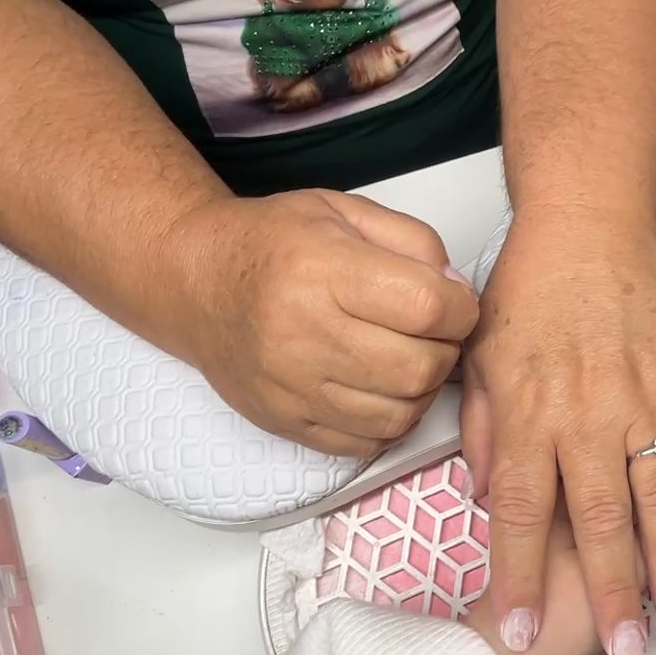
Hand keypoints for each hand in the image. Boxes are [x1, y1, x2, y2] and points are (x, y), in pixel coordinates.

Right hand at [162, 191, 479, 457]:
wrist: (194, 280)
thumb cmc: (273, 242)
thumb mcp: (346, 211)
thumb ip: (415, 243)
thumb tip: (459, 295)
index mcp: (320, 270)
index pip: (426, 307)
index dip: (461, 308)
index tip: (454, 302)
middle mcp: (301, 333)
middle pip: (420, 368)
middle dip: (446, 350)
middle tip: (432, 332)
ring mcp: (290, 386)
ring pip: (400, 413)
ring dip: (422, 389)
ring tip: (406, 357)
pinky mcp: (284, 421)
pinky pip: (366, 443)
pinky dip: (389, 420)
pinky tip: (379, 387)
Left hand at [460, 209, 655, 654]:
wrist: (588, 228)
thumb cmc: (530, 289)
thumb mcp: (477, 355)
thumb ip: (480, 430)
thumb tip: (485, 496)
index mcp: (529, 411)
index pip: (517, 511)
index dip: (518, 576)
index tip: (518, 629)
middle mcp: (588, 414)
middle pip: (598, 518)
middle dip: (610, 591)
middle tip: (623, 649)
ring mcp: (646, 399)